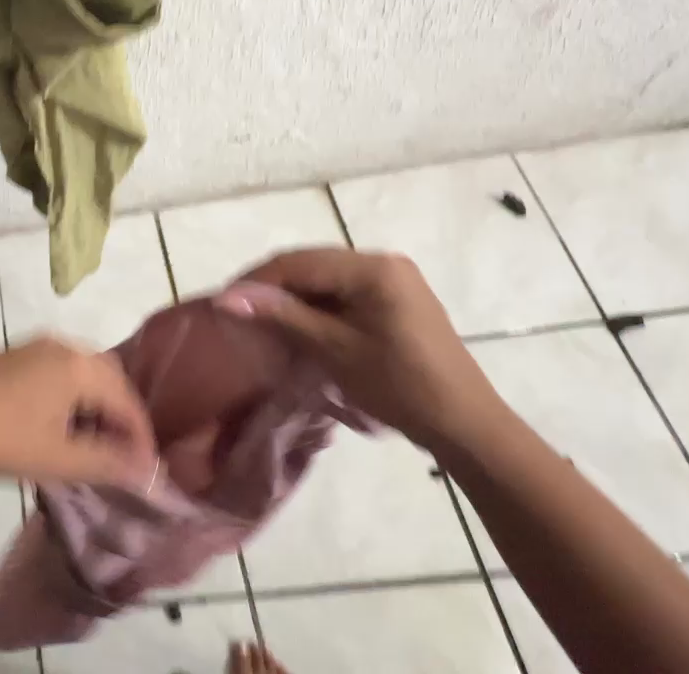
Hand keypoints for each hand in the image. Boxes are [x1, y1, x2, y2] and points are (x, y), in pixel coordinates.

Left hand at [0, 336, 157, 486]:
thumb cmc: (5, 439)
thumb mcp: (61, 459)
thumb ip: (108, 463)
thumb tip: (144, 469)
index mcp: (79, 366)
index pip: (127, 400)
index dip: (141, 437)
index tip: (146, 472)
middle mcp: (62, 346)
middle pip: (108, 377)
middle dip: (120, 415)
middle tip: (123, 453)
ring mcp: (34, 347)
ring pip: (82, 372)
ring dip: (95, 405)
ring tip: (92, 444)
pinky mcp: (12, 355)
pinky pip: (58, 371)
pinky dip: (71, 396)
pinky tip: (59, 425)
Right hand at [214, 248, 507, 453]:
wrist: (465, 425)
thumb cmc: (400, 386)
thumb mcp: (334, 349)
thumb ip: (282, 316)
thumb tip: (227, 298)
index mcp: (372, 268)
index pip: (298, 262)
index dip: (256, 280)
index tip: (222, 304)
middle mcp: (382, 263)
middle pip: (310, 266)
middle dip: (271, 287)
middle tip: (237, 313)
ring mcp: (392, 281)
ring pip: (323, 279)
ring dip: (291, 298)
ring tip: (259, 321)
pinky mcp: (394, 301)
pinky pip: (342, 293)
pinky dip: (314, 308)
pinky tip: (295, 327)